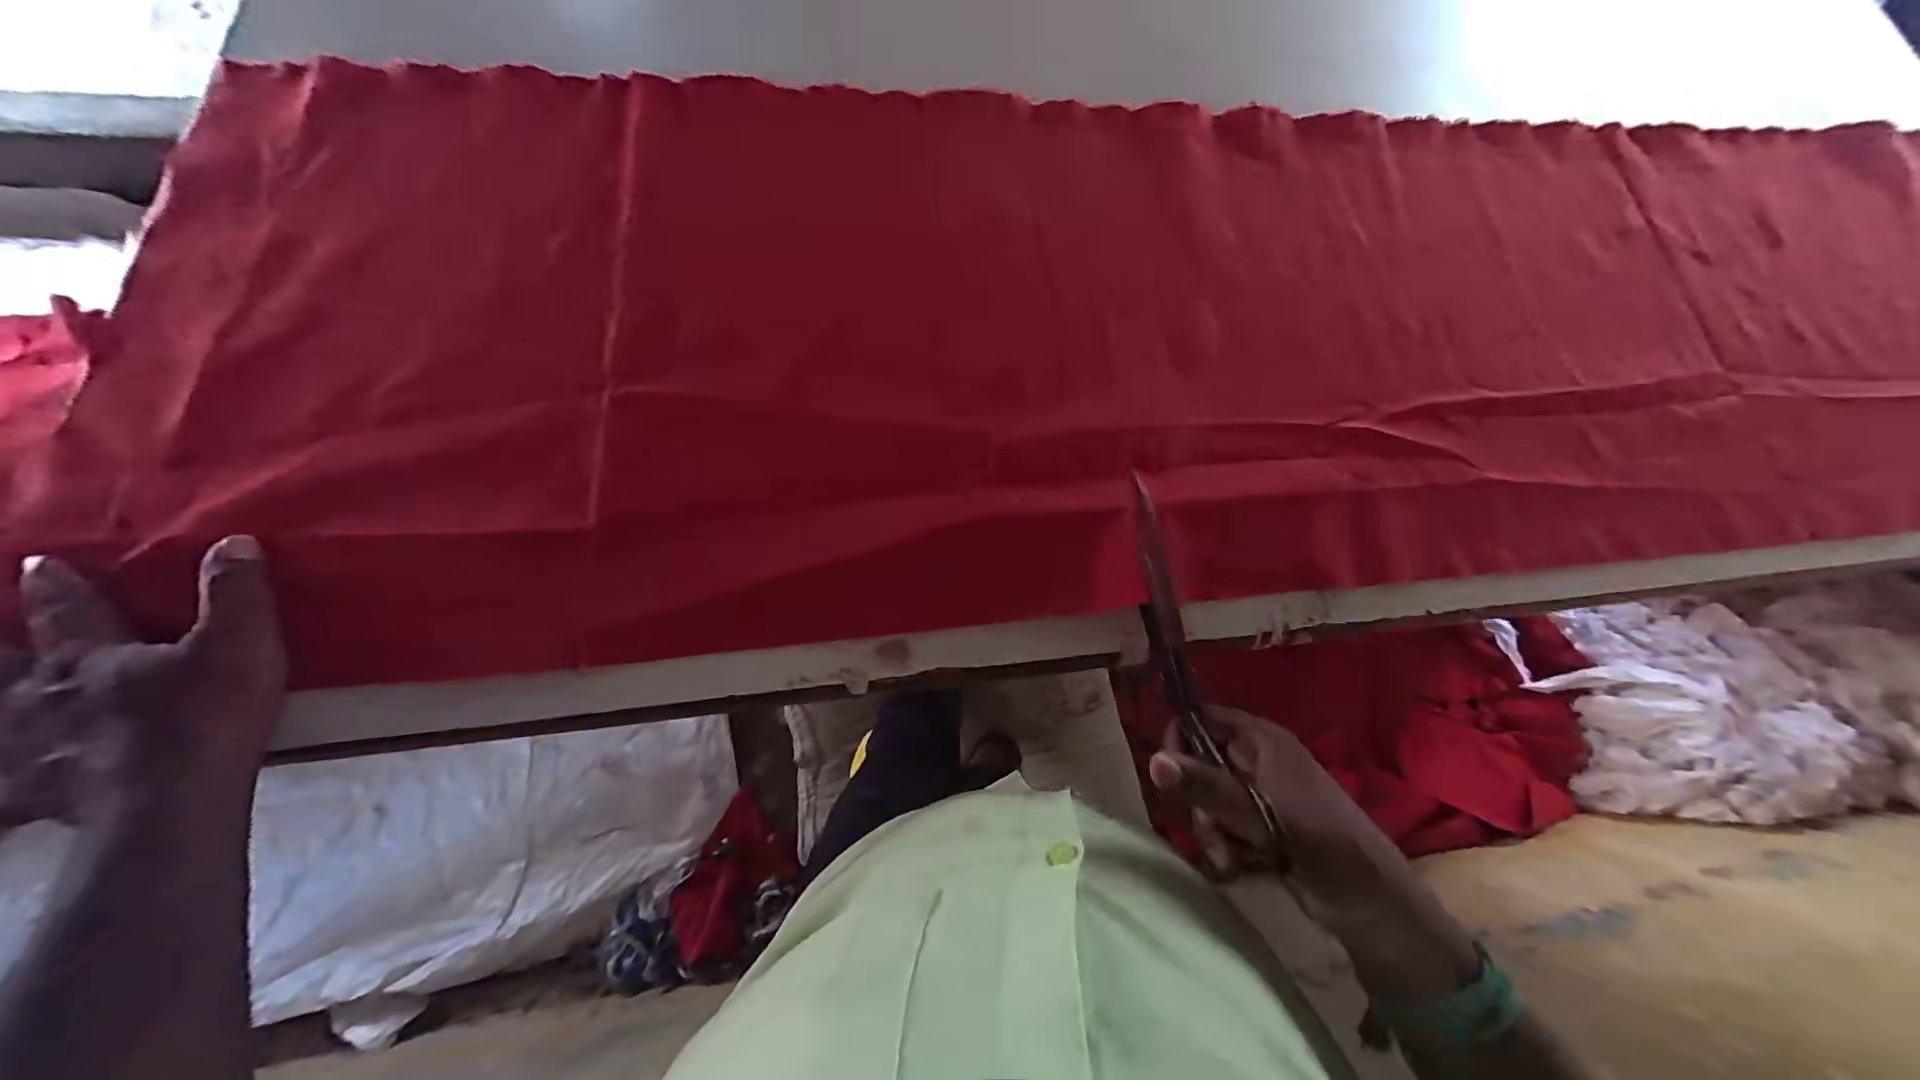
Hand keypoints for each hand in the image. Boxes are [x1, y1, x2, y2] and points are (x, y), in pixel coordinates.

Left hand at [0, 537, 285, 826]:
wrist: (167, 800)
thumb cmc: (206, 714)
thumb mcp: (242, 644)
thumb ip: (236, 594)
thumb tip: (232, 541)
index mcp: (91, 657)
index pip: (69, 610)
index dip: (56, 586)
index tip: (39, 563)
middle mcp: (40, 694)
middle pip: (2, 665)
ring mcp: (25, 746)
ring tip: (5, 708)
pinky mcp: (29, 794)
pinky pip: (4, 789)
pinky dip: (7, 783)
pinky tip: (11, 784)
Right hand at [1150, 705, 1478, 998]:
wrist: (1374, 908)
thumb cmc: (1321, 844)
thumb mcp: (1259, 814)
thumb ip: (1206, 787)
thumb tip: (1153, 760)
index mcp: (1263, 740)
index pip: (1203, 718)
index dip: (1180, 740)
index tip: (1171, 775)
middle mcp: (1258, 761)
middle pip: (1199, 763)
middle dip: (1197, 801)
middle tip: (1210, 831)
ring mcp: (1260, 795)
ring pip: (1207, 800)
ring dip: (1209, 832)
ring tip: (1229, 858)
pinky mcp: (1261, 828)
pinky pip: (1222, 827)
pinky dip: (1223, 847)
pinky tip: (1237, 867)